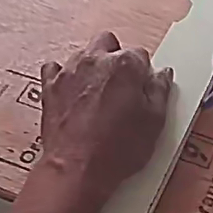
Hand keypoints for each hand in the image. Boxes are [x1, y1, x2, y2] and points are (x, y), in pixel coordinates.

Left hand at [36, 32, 171, 207]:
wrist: (77, 169)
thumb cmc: (116, 149)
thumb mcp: (154, 123)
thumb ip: (159, 92)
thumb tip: (162, 77)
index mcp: (125, 64)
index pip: (140, 55)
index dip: (142, 75)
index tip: (141, 91)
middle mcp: (95, 60)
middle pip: (108, 44)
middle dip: (115, 58)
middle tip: (120, 86)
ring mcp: (69, 72)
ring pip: (83, 55)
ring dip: (92, 68)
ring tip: (98, 96)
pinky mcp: (50, 87)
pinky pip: (54, 70)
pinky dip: (63, 78)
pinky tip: (72, 94)